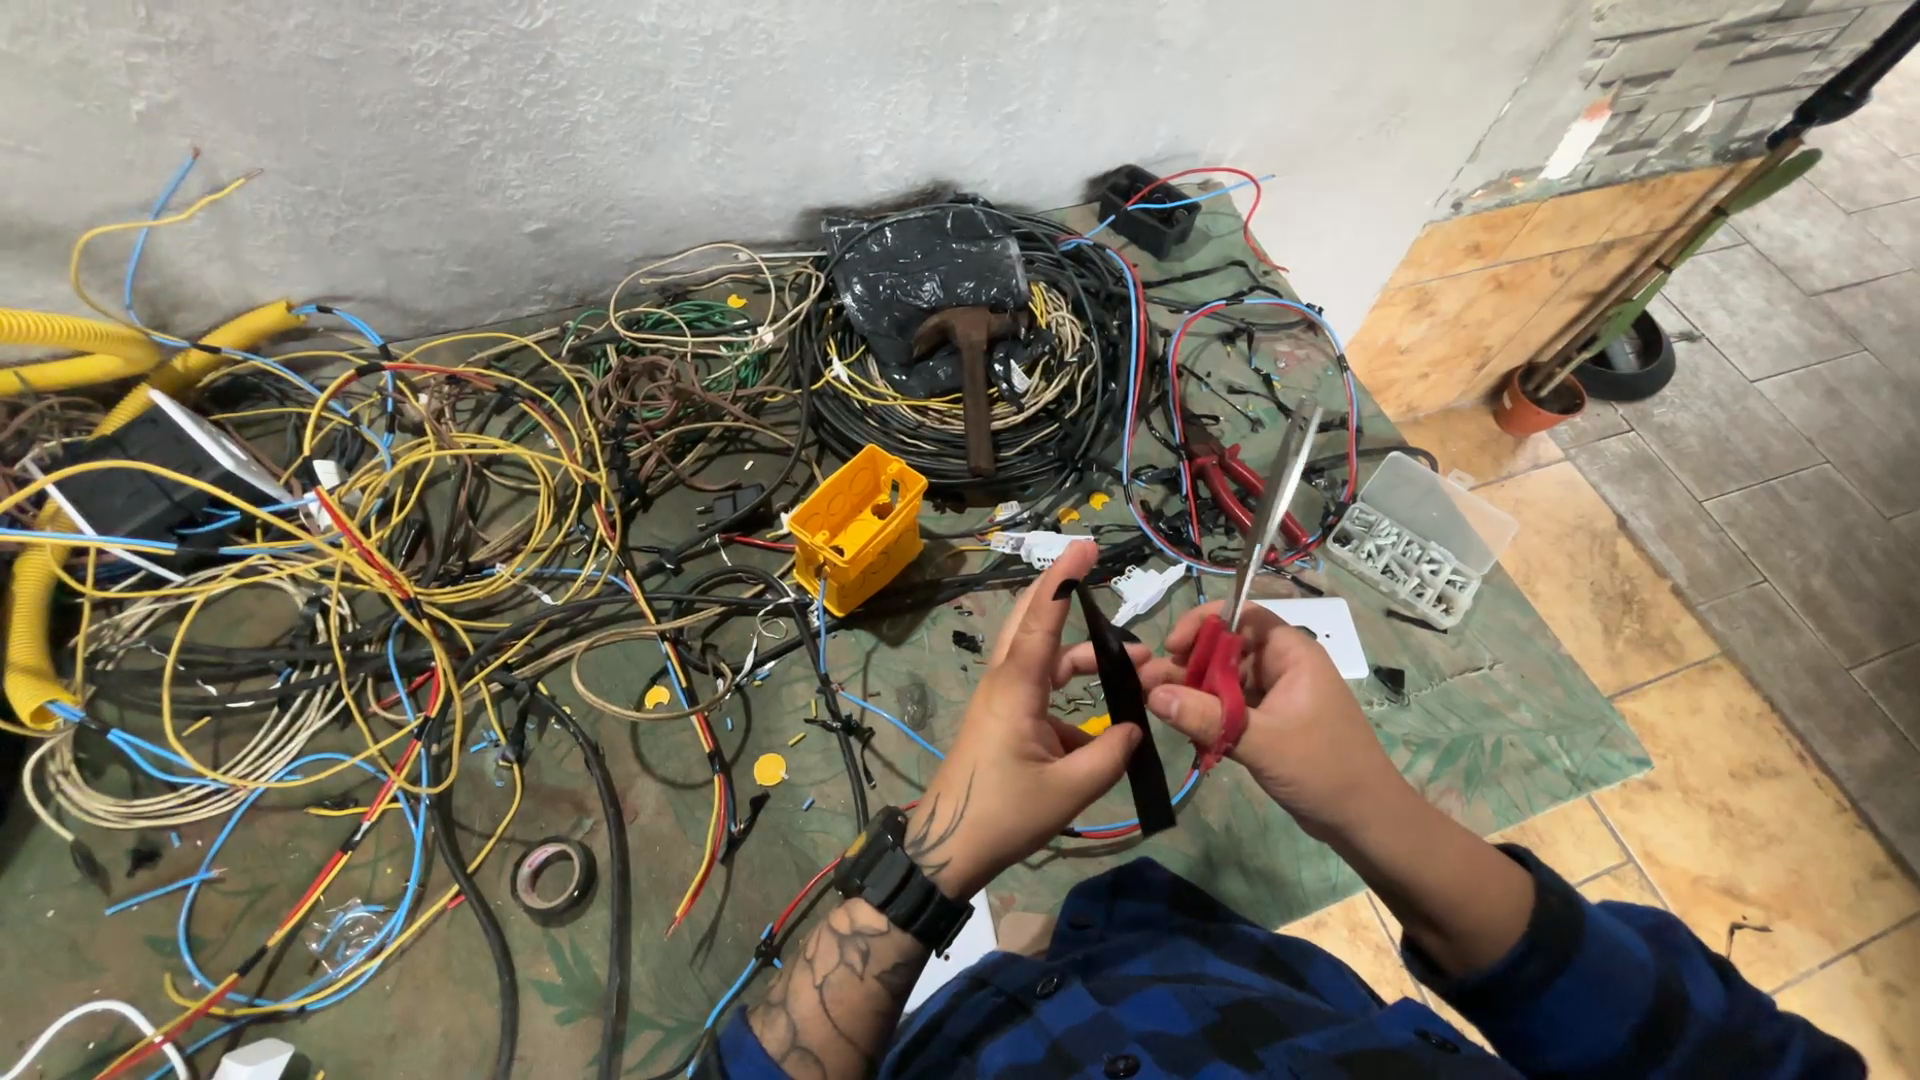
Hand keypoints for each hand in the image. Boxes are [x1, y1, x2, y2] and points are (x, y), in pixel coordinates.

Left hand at [905, 540, 1148, 897]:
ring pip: (1041, 656)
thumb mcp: (1069, 790)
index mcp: (1016, 687)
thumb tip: (1135, 729)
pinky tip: (1106, 730)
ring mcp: (1000, 699)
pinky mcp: (1002, 718)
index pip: (1041, 618)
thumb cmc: (1003, 814)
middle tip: (1091, 565)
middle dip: (1061, 591)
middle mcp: (1004, 681)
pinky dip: (1072, 693)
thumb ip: (1111, 756)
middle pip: (1030, 620)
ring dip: (1083, 655)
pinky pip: (1040, 689)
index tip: (1083, 546)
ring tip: (1135, 666)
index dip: (1064, 580)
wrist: (948, 847)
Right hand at [1143, 601, 1410, 840]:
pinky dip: (1205, 715)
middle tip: (1148, 683)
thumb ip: (1206, 717)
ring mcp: (1273, 697)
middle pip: (1224, 648)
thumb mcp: (1260, 741)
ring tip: (1155, 705)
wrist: (1365, 822)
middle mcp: (1281, 667)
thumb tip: (1153, 694)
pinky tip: (1182, 729)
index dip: (1204, 623)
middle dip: (1186, 662)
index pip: (1241, 616)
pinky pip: (1227, 707)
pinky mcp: (1266, 723)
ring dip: (1190, 691)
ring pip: (1221, 679)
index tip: (1172, 646)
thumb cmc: (1324, 769)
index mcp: (1291, 654)